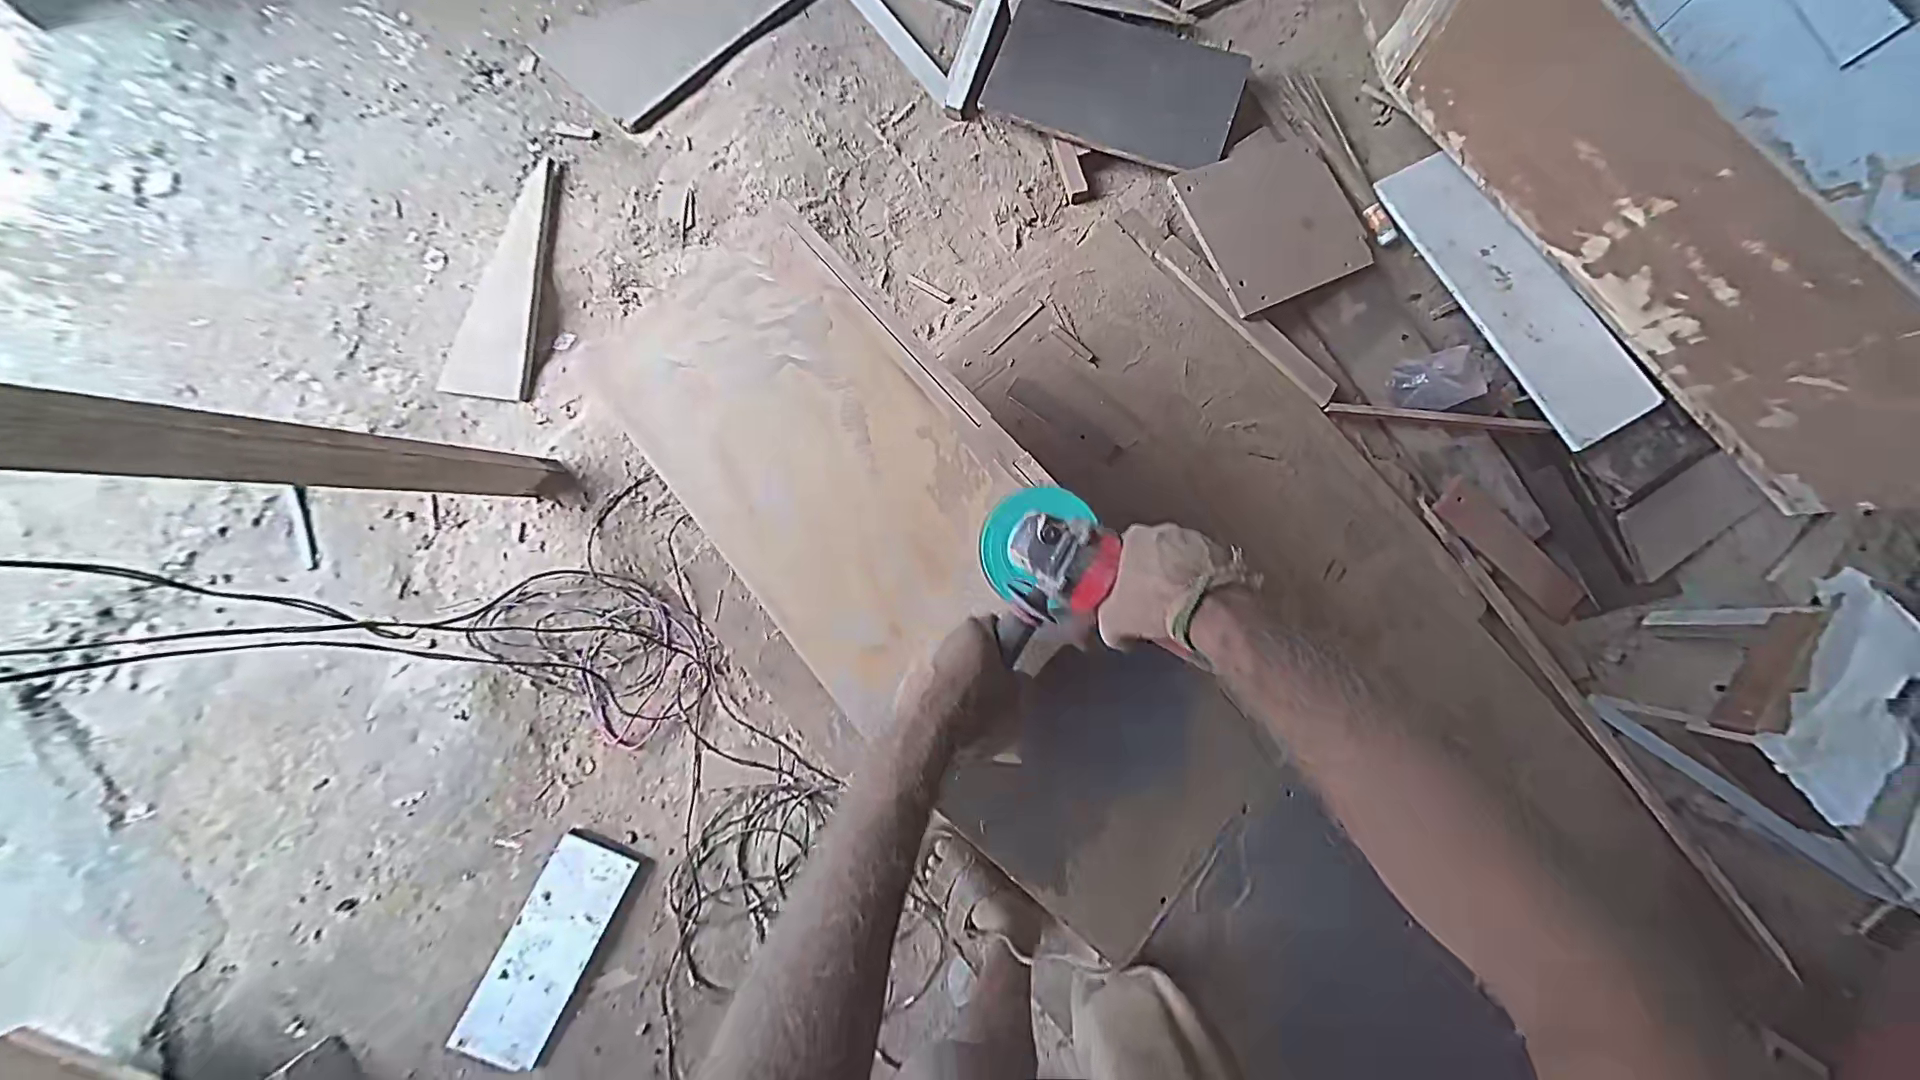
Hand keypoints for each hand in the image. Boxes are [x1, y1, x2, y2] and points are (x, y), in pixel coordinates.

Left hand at [892, 615, 1019, 754]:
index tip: (1010, 667)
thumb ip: (1019, 679)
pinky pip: (929, 692)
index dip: (1004, 645)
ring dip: (956, 686)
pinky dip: (938, 704)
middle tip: (993, 695)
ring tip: (969, 719)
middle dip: (978, 666)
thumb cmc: (979, 714)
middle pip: (967, 649)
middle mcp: (942, 638)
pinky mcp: (902, 689)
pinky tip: (947, 728)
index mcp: (973, 632)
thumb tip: (1013, 677)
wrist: (925, 744)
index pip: (993, 625)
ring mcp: (917, 663)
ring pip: (947, 670)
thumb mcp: (1019, 699)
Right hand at [1098, 523, 1254, 654]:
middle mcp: (1166, 531)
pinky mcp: (1223, 553)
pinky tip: (1200, 607)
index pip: (1123, 552)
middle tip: (1154, 604)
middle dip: (1154, 576)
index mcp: (1135, 538)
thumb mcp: (1113, 622)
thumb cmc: (1159, 604)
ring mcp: (1197, 540)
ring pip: (1182, 560)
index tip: (1128, 595)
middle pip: (1154, 554)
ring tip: (1180, 609)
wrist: (1207, 611)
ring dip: (1180, 579)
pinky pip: (1207, 569)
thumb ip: (1108, 620)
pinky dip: (1204, 584)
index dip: (1125, 576)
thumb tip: (1115, 631)